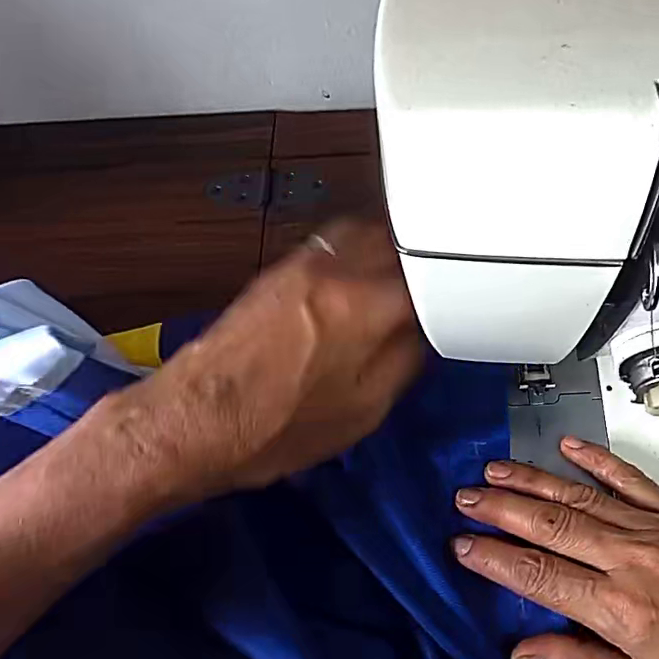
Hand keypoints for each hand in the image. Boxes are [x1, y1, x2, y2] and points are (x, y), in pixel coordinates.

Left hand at [94, 219, 424, 498]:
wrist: (192, 425)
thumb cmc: (279, 428)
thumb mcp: (369, 407)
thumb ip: (408, 358)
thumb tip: (426, 332)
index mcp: (364, 307)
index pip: (431, 275)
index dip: (456, 287)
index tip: (466, 301)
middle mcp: (332, 273)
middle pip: (399, 238)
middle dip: (428, 257)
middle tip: (446, 279)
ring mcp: (301, 266)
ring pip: (366, 230)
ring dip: (395, 248)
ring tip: (413, 275)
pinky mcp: (278, 273)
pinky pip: (336, 243)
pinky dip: (363, 250)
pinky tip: (371, 276)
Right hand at [451, 438, 658, 658]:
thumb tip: (526, 653)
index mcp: (623, 612)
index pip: (538, 575)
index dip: (494, 559)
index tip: (462, 545)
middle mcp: (638, 561)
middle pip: (552, 524)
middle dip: (502, 508)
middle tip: (465, 497)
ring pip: (584, 497)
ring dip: (536, 481)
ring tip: (497, 470)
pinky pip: (634, 482)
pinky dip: (599, 462)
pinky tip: (571, 449)